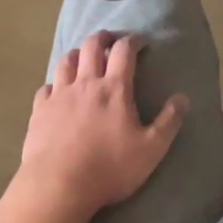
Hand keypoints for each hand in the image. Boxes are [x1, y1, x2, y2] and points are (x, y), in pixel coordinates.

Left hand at [17, 31, 186, 215]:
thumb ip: (168, 122)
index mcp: (114, 88)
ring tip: (84, 58)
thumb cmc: (109, 168)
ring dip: (78, 54)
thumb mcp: (150, 150)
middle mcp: (85, 83)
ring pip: (66, 60)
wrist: (58, 185)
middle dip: (103, 37)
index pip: (124, 51)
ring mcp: (59, 94)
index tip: (140, 41)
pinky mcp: (40, 110)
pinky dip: (55, 83)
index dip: (133, 40)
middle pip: (92, 46)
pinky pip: (46, 87)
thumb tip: (183, 98)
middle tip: (111, 40)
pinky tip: (58, 91)